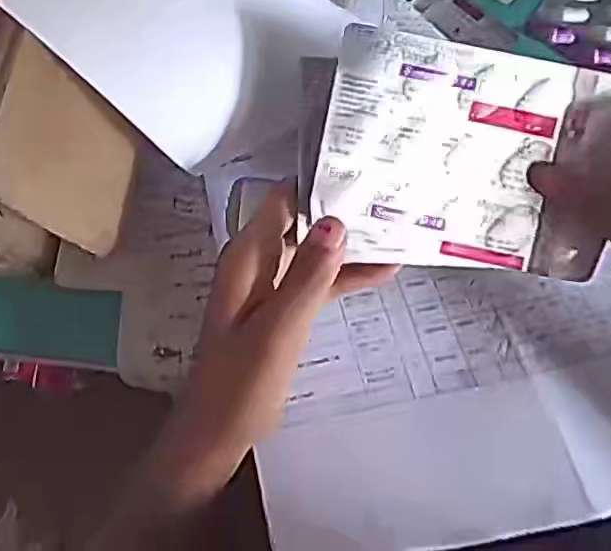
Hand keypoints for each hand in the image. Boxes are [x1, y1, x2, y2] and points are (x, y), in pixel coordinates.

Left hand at [162, 183, 399, 478]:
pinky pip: (314, 279)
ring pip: (312, 249)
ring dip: (347, 243)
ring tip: (395, 227)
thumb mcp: (279, 329)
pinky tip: (381, 271)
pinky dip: (342, 274)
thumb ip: (308, 276)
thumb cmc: (240, 384)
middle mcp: (257, 260)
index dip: (317, 184)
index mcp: (249, 255)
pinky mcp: (280, 305)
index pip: (283, 200)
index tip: (359, 174)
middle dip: (339, 209)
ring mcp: (269, 283)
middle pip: (301, 220)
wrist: (216, 437)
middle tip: (388, 197)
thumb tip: (336, 223)